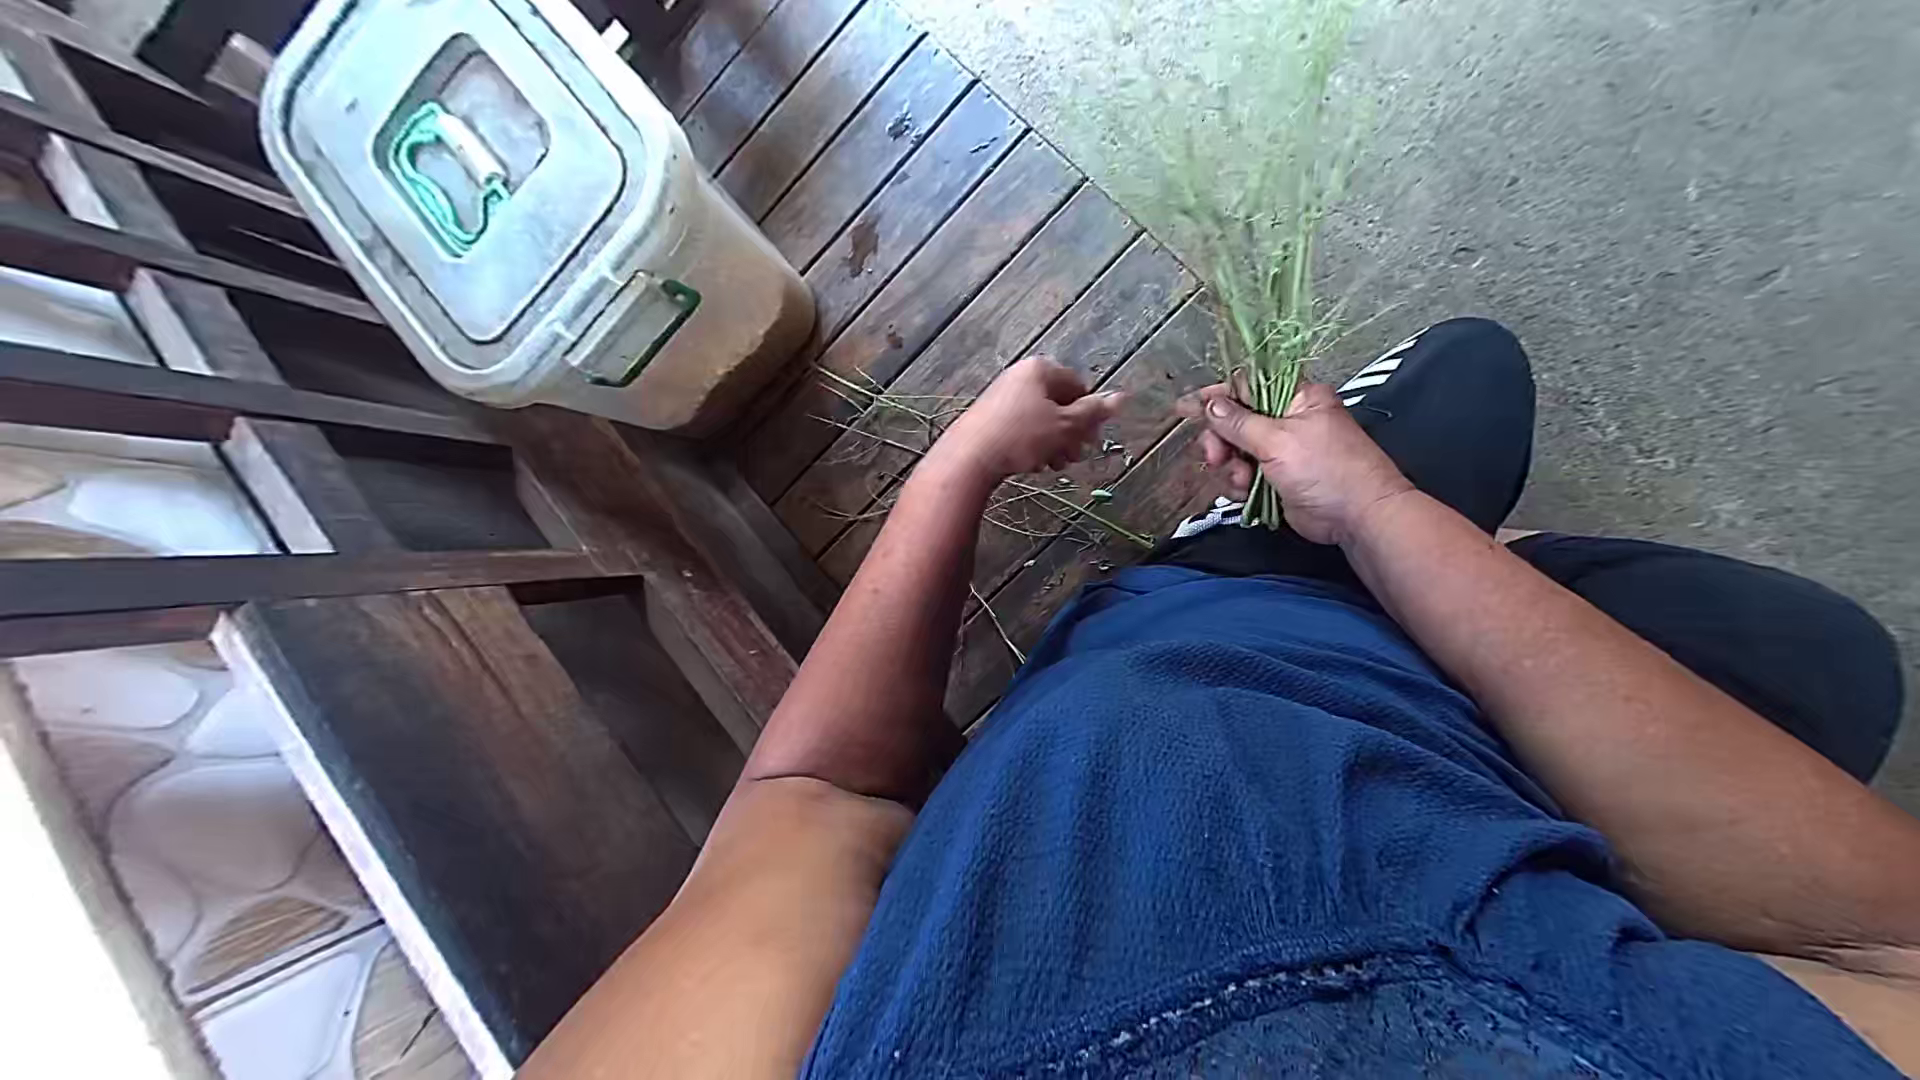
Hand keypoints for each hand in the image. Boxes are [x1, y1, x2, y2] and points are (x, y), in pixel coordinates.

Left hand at [930, 355, 1123, 482]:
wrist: (969, 458)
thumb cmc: (1021, 437)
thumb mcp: (1065, 426)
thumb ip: (1094, 413)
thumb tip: (1122, 397)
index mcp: (1040, 369)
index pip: (1078, 387)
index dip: (1089, 415)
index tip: (1090, 439)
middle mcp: (1020, 377)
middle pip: (1059, 404)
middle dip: (1070, 433)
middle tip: (1073, 457)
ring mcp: (1002, 397)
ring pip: (1040, 419)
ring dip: (1054, 443)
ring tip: (1053, 464)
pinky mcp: (989, 419)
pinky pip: (1020, 428)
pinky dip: (1032, 445)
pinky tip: (1032, 464)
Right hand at [1177, 381, 1413, 544]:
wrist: (1356, 516)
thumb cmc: (1329, 471)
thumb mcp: (1278, 440)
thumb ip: (1239, 422)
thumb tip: (1210, 404)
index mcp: (1297, 398)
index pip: (1246, 387)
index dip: (1215, 397)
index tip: (1186, 407)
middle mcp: (1287, 420)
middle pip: (1234, 421)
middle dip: (1220, 440)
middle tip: (1214, 456)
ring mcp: (1280, 450)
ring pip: (1234, 451)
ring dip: (1230, 466)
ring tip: (1241, 479)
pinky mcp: (1274, 477)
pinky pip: (1242, 474)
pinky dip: (1238, 483)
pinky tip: (1245, 491)